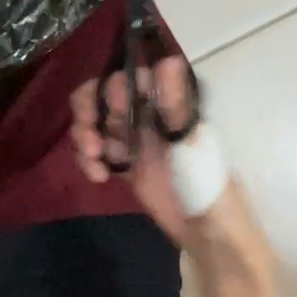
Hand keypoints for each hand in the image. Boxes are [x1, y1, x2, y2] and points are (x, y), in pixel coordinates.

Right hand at [68, 56, 267, 261]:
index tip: (112, 106)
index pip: (134, 77)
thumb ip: (175, 107)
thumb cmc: (211, 188)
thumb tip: (168, 59)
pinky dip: (89, 160)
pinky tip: (97, 176)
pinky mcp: (126, 165)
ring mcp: (137, 140)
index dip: (113, 85)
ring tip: (94, 160)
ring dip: (85, 136)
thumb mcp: (192, 146)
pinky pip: (97, 152)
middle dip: (89, 110)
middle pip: (105, 95)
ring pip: (96, 122)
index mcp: (171, 105)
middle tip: (91, 138)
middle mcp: (151, 116)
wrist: (210, 237)